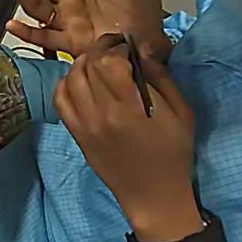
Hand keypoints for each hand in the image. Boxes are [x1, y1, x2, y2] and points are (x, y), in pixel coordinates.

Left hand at [54, 38, 198, 237]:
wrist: (152, 194)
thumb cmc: (173, 153)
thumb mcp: (181, 112)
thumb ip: (160, 77)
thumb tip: (143, 48)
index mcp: (128, 108)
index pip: (107, 62)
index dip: (115, 48)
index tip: (127, 48)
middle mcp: (100, 114)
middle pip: (87, 67)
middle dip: (99, 52)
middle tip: (113, 51)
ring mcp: (84, 125)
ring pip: (70, 80)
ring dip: (82, 65)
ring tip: (98, 64)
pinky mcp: (76, 134)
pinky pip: (60, 100)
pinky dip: (66, 84)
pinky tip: (81, 82)